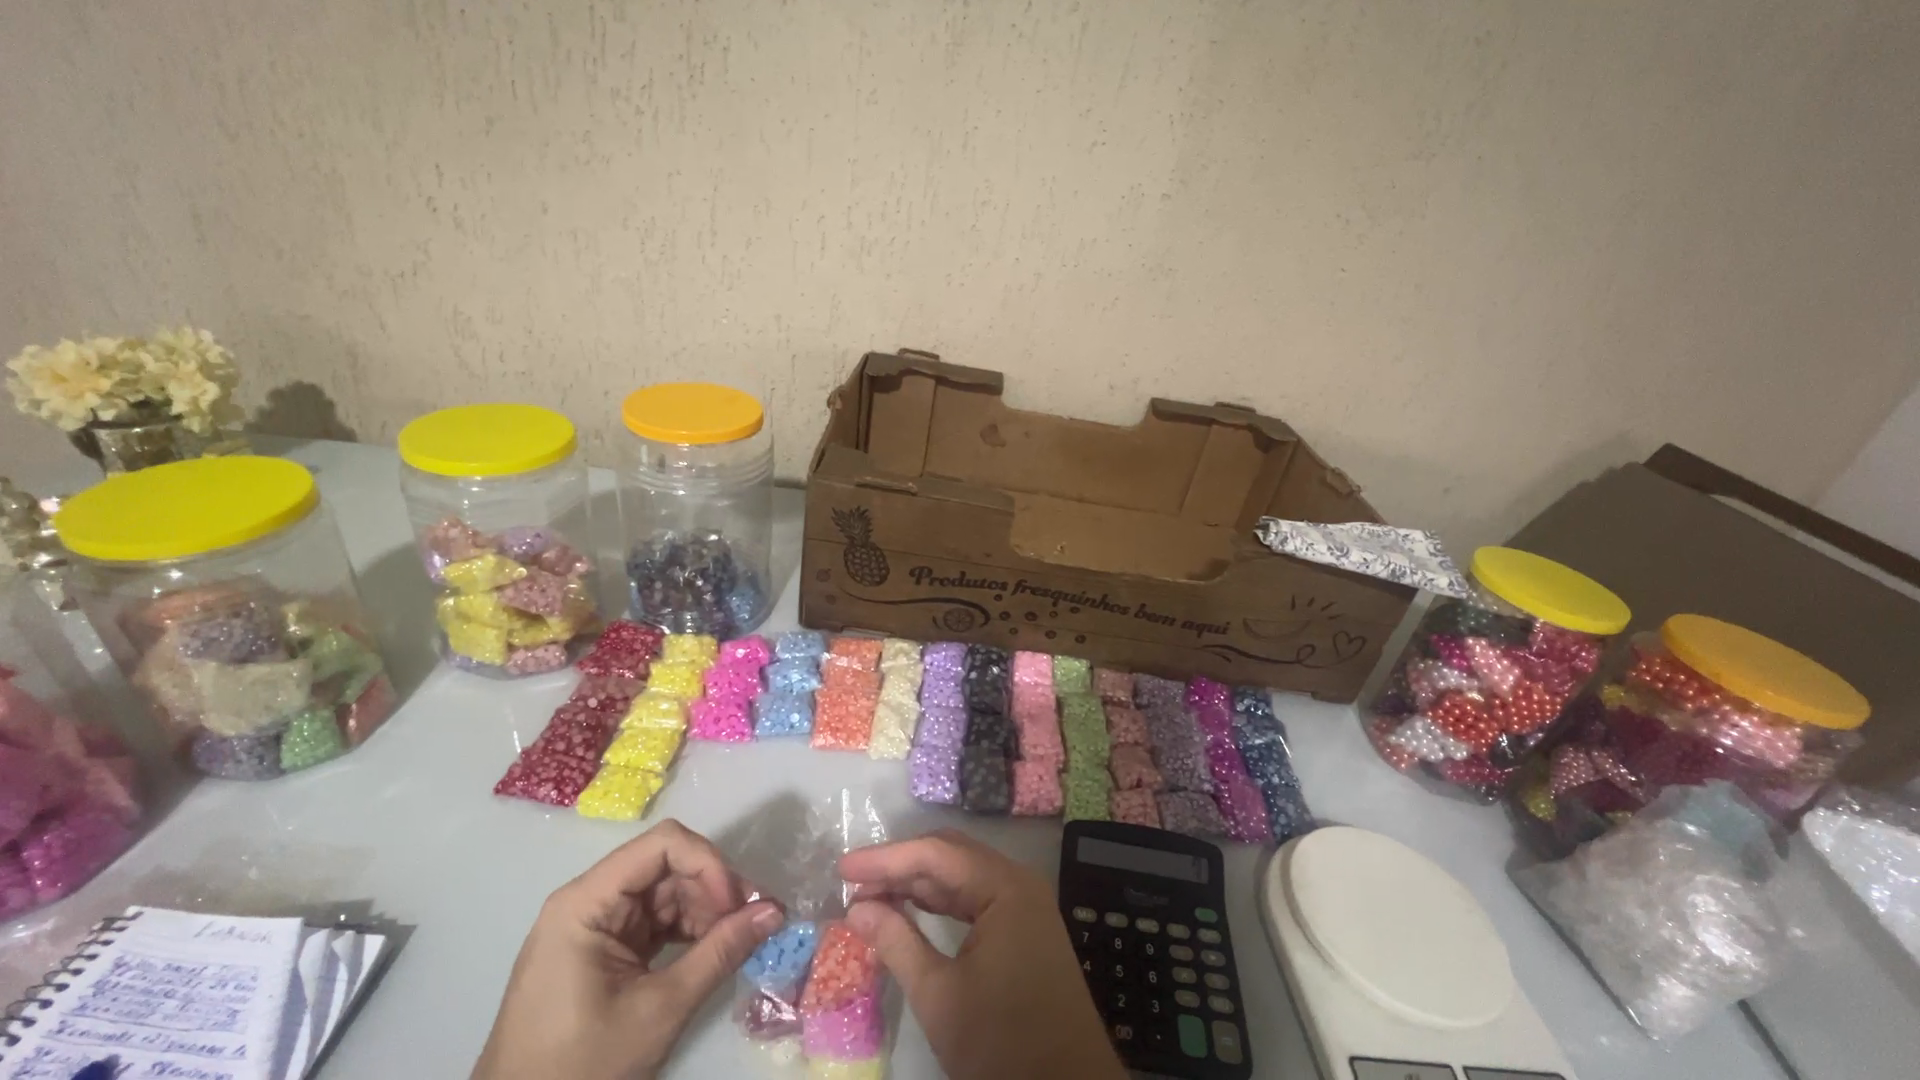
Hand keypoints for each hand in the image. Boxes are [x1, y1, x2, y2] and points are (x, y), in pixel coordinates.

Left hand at [474, 819, 784, 1079]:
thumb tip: (776, 911)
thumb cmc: (582, 1064)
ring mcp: (596, 925)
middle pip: (666, 866)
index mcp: (587, 902)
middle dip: (713, 890)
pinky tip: (713, 952)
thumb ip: (720, 953)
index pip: (662, 845)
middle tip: (751, 926)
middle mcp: (589, 900)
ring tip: (735, 944)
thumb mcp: (660, 1009)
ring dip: (706, 912)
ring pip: (666, 893)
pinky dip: (688, 931)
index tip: (737, 906)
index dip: (708, 864)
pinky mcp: (604, 949)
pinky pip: (655, 921)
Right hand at [840, 830, 1124, 1079]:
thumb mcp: (939, 994)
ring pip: (962, 877)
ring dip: (917, 884)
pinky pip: (975, 900)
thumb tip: (856, 908)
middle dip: (900, 866)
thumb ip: (896, 942)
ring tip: (870, 897)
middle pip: (951, 857)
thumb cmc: (1002, 1041)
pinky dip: (939, 903)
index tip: (841, 869)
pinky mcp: (1024, 930)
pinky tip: (908, 911)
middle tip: (853, 884)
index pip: (936, 854)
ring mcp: (1025, 907)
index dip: (886, 858)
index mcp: (1005, 888)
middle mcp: (1019, 885)